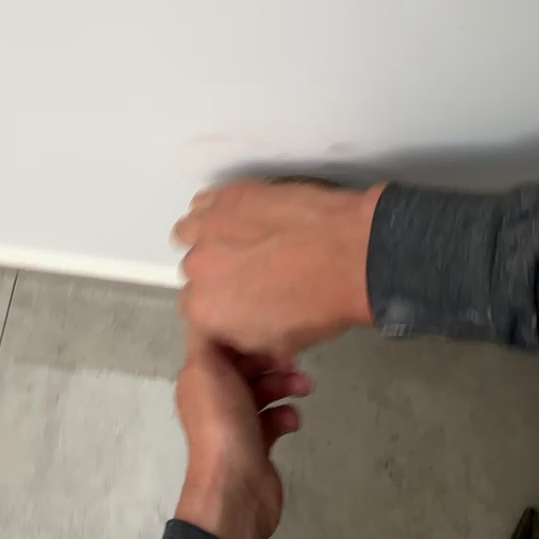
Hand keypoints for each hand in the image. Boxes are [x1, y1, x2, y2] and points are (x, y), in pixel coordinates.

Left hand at [172, 333, 311, 538]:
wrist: (235, 489)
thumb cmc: (221, 423)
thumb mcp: (207, 369)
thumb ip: (208, 339)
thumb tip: (211, 316)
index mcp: (199, 378)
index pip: (223, 346)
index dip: (246, 336)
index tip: (271, 331)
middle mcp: (214, 398)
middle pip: (245, 368)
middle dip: (271, 362)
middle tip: (295, 362)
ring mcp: (235, 423)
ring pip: (263, 392)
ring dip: (284, 386)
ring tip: (305, 388)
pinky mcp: (256, 445)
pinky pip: (273, 420)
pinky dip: (285, 415)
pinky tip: (293, 420)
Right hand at [174, 181, 385, 357]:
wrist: (349, 254)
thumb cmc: (319, 306)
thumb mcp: (276, 344)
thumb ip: (240, 332)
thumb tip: (236, 321)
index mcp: (205, 311)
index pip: (195, 310)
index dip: (218, 305)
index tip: (239, 300)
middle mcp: (197, 267)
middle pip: (194, 269)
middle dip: (215, 271)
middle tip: (249, 269)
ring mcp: (209, 225)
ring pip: (189, 231)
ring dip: (207, 237)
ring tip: (239, 239)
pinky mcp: (228, 194)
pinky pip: (205, 201)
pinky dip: (216, 209)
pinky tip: (242, 215)